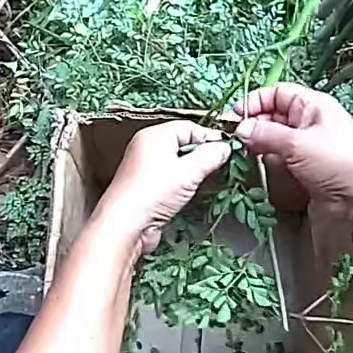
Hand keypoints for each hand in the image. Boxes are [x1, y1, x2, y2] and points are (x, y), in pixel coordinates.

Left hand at [91, 120, 232, 253]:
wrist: (125, 225)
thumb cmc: (153, 192)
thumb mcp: (189, 172)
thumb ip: (210, 156)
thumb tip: (225, 147)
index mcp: (154, 136)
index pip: (188, 127)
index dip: (209, 137)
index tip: (227, 149)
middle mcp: (147, 148)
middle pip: (182, 143)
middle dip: (202, 154)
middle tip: (220, 166)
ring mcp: (145, 168)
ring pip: (177, 162)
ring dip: (193, 171)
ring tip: (207, 180)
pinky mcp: (146, 187)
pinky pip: (170, 178)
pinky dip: (182, 183)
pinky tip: (191, 193)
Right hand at [232, 84, 352, 218]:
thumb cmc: (338, 162)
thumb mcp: (297, 143)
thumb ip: (265, 134)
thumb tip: (240, 129)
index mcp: (313, 106)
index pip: (277, 94)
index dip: (255, 101)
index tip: (236, 117)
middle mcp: (310, 123)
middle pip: (274, 118)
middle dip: (256, 128)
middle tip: (239, 142)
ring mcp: (309, 148)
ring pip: (275, 142)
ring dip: (264, 150)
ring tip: (254, 159)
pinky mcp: (308, 171)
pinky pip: (283, 162)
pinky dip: (274, 166)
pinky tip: (272, 173)